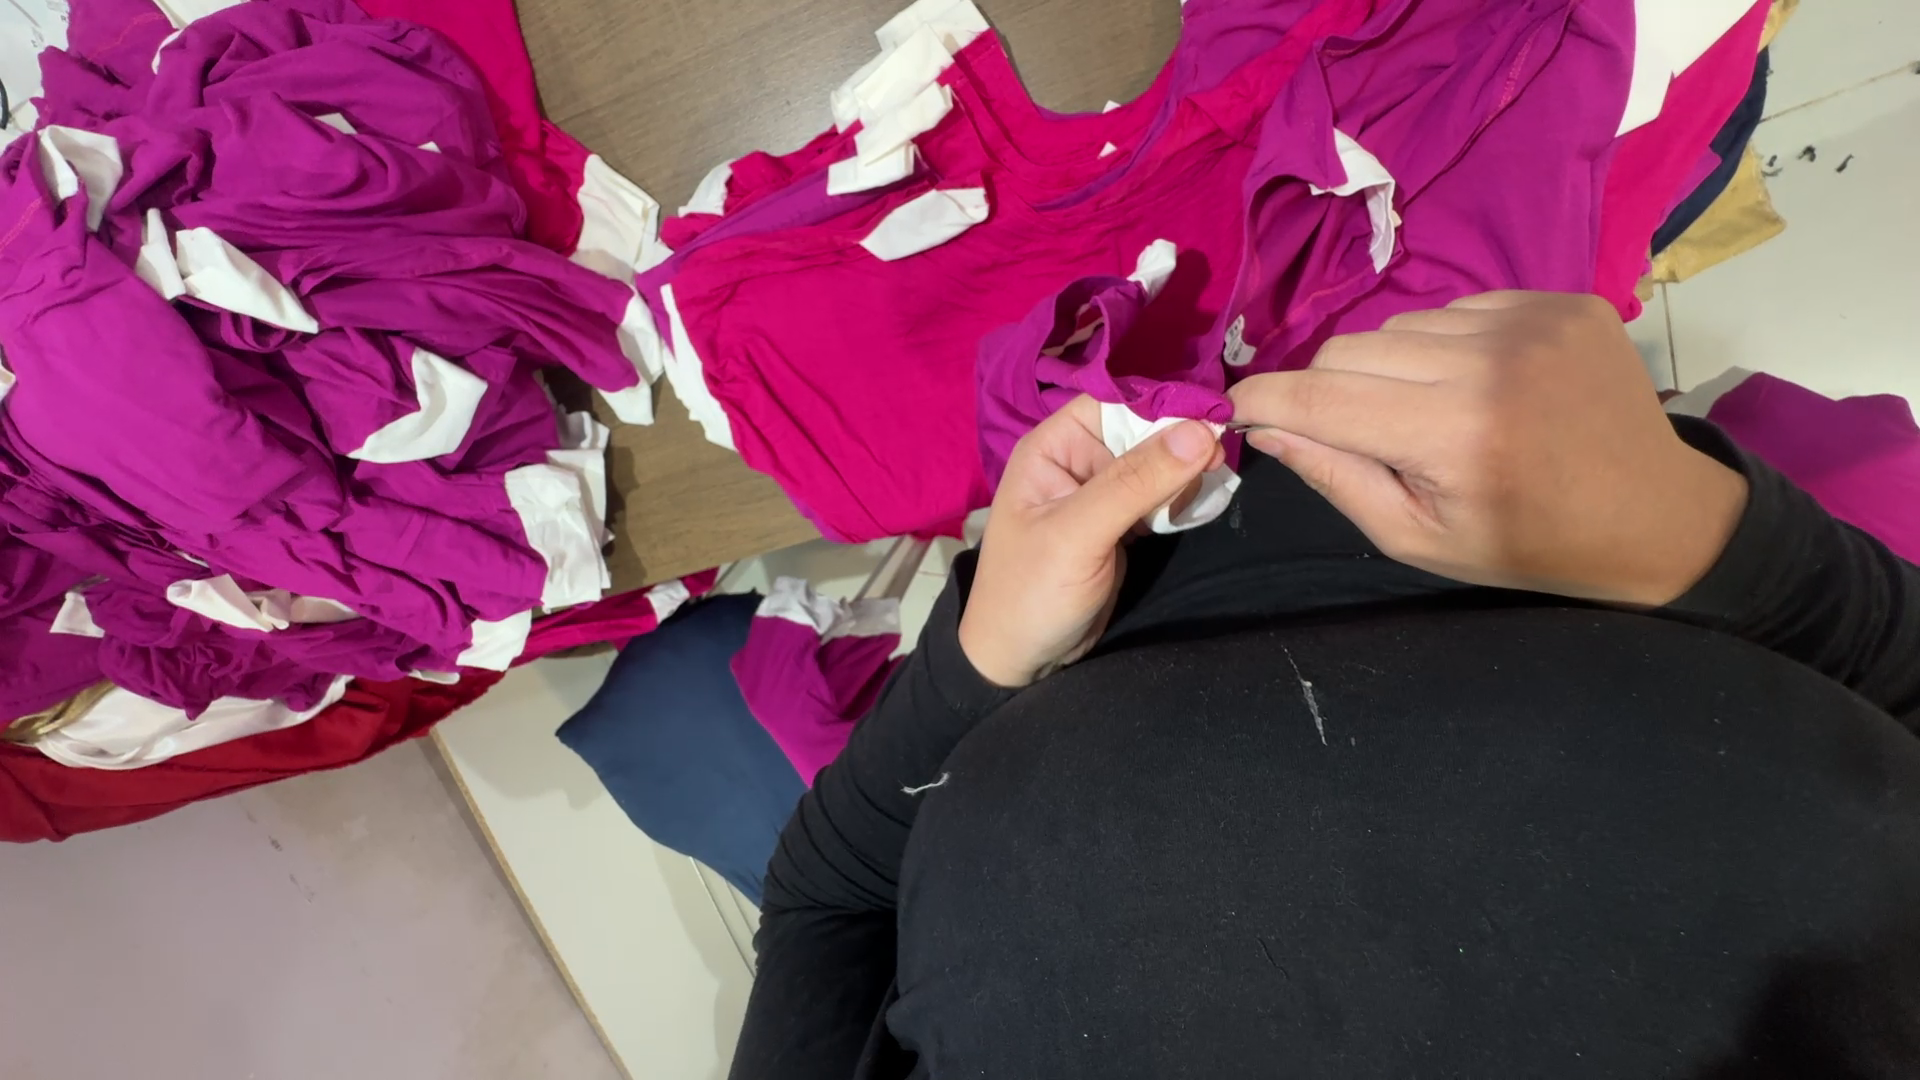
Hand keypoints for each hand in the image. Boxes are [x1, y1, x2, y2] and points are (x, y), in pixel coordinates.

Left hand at [959, 395, 1222, 687]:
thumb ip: (1135, 482)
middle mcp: (1078, 461)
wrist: (1022, 659)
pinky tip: (1200, 507)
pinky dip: (1182, 500)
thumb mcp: (1078, 534)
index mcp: (1053, 448)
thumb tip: (1200, 429)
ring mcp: (1101, 494)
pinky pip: (1161, 497)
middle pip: (1143, 431)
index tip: (1215, 414)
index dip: (1164, 402)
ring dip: (1187, 472)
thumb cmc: (1031, 592)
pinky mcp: (1121, 525)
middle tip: (1218, 461)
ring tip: (1210, 488)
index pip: (1115, 402)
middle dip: (1182, 441)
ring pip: (1158, 464)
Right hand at [1228, 291, 1748, 605]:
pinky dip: (1433, 346)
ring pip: (1394, 326)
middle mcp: (1489, 362)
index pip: (1319, 399)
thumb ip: (1333, 477)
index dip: (1261, 399)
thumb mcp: (1411, 536)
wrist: (1657, 518)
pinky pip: (1448, 310)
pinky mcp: (1557, 300)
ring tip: (1418, 409)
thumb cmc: (1520, 544)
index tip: (1230, 408)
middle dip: (1321, 389)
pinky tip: (1466, 383)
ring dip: (1380, 367)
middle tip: (1344, 430)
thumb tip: (1264, 429)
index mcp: (1453, 434)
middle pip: (1346, 351)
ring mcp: (1530, 321)